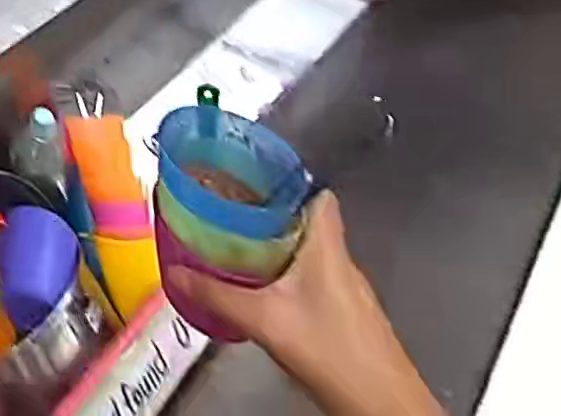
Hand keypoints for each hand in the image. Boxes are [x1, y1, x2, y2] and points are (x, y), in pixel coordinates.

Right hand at [164, 192, 443, 415]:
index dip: (287, 179)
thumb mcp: (264, 320)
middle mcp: (341, 265)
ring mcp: (348, 293)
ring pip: (306, 249)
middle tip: (225, 202)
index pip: (317, 196)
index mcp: (327, 250)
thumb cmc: (335, 353)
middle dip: (264, 209)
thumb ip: (215, 293)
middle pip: (304, 220)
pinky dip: (281, 269)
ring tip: (231, 237)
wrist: (388, 413)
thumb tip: (172, 271)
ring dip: (272, 240)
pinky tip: (257, 282)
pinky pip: (309, 276)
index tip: (252, 170)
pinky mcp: (347, 317)